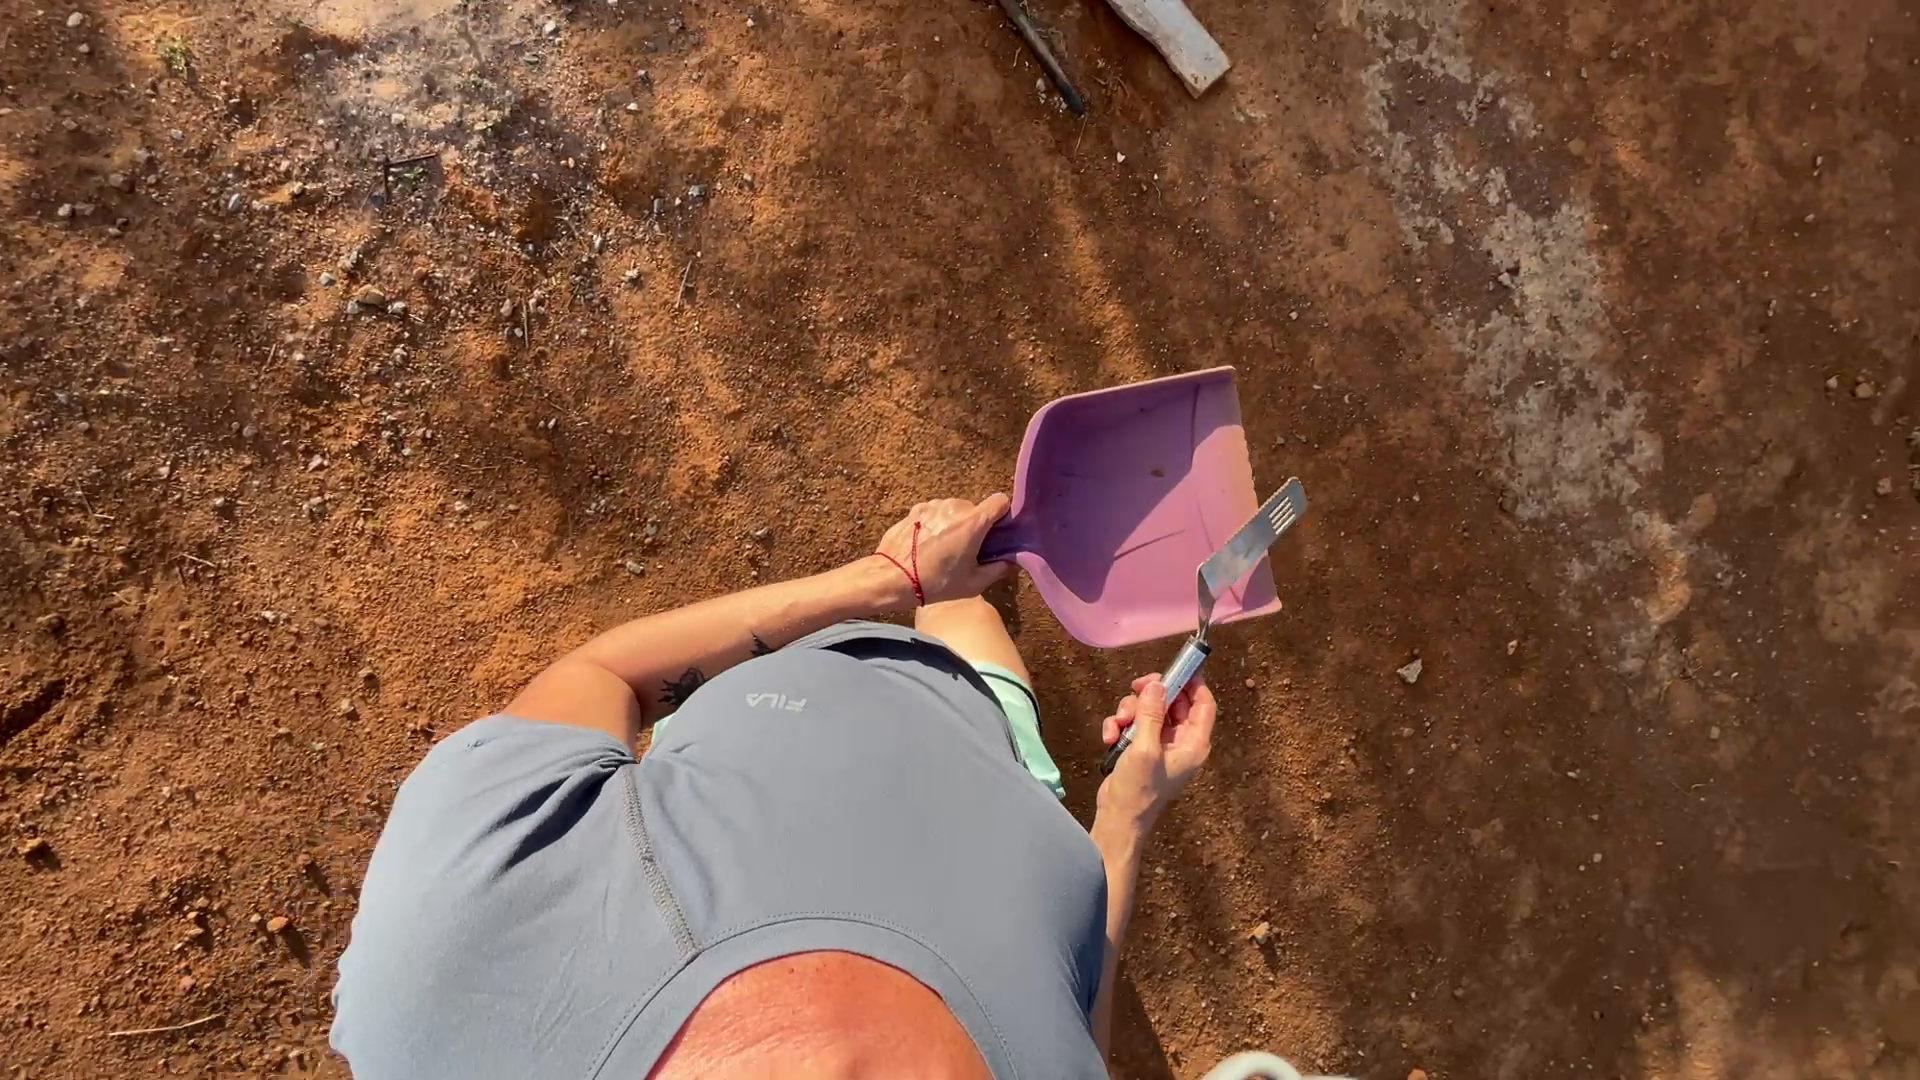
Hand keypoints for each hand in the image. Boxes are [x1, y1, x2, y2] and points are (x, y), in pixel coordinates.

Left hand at [874, 495, 1011, 605]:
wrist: (892, 578)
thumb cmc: (935, 582)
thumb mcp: (974, 583)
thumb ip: (998, 569)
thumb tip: (1008, 560)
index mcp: (973, 522)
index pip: (1000, 501)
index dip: (1002, 515)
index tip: (997, 532)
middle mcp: (954, 507)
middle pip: (975, 509)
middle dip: (975, 525)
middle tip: (968, 549)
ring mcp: (933, 506)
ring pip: (954, 510)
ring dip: (954, 524)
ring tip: (945, 548)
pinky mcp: (915, 509)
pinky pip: (935, 513)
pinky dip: (936, 524)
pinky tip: (928, 544)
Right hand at [1096, 673, 1215, 833]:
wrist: (1118, 818)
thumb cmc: (1138, 788)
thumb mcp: (1144, 748)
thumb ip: (1151, 714)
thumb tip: (1157, 685)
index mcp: (1193, 743)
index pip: (1203, 704)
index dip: (1194, 683)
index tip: (1177, 666)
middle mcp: (1180, 741)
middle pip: (1172, 702)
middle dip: (1150, 695)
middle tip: (1135, 687)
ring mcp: (1160, 743)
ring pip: (1149, 709)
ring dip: (1129, 712)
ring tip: (1117, 726)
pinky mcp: (1141, 747)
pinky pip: (1134, 723)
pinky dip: (1120, 725)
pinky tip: (1109, 737)